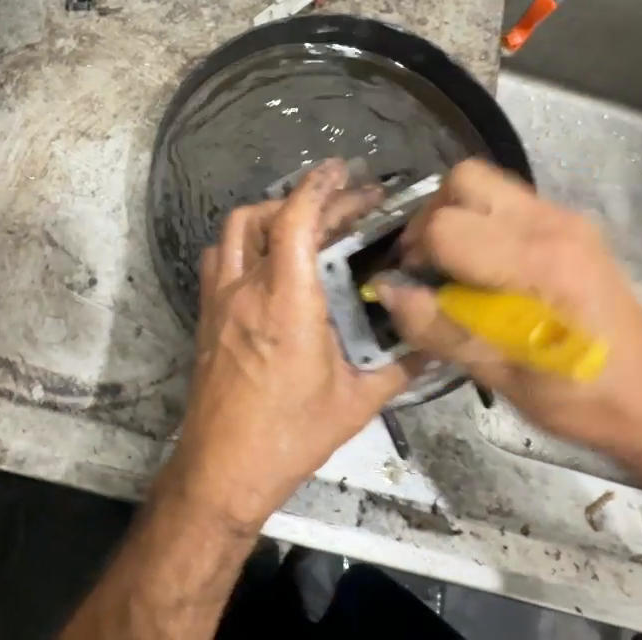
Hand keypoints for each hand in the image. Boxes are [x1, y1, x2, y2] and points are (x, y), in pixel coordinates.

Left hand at [162, 160, 416, 531]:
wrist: (221, 469)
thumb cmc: (289, 435)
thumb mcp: (356, 402)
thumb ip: (400, 365)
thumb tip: (436, 338)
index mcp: (286, 302)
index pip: (296, 221)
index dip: (320, 188)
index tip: (343, 172)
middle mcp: (247, 288)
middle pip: (268, 216)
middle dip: (310, 198)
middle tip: (347, 204)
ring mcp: (219, 299)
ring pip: (235, 230)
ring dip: (270, 213)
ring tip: (306, 220)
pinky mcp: (205, 313)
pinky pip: (219, 256)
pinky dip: (244, 242)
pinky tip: (269, 258)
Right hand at [377, 159, 641, 469]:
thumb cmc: (579, 397)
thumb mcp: (500, 374)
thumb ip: (436, 326)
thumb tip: (387, 290)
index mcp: (536, 265)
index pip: (446, 226)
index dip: (416, 254)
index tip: (415, 286)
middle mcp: (551, 225)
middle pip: (463, 179)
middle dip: (433, 216)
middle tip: (430, 262)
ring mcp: (565, 218)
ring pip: (485, 181)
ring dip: (457, 214)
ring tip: (455, 263)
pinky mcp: (571, 224)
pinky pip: (508, 199)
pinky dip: (483, 220)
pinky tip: (488, 266)